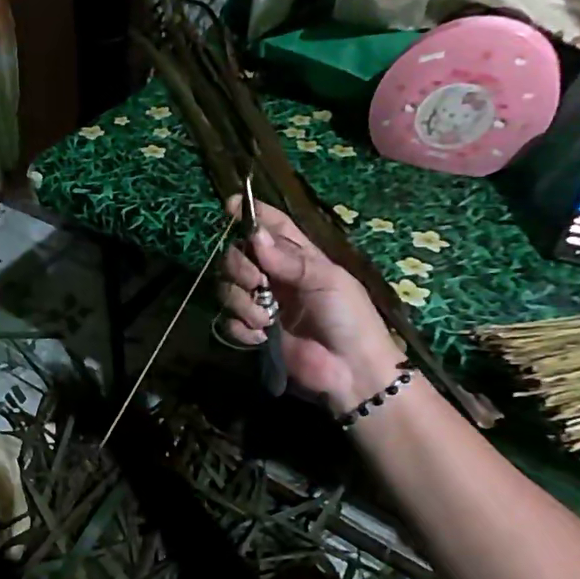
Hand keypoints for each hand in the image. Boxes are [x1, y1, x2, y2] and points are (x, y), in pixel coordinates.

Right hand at [218, 194, 404, 414]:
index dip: (251, 214)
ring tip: (265, 320)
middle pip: (237, 255)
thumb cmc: (349, 318)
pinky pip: (229, 322)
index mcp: (298, 257)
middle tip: (257, 282)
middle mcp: (276, 277)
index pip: (271, 226)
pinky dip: (241, 328)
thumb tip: (254, 237)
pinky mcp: (254, 335)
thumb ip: (289, 259)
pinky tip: (261, 337)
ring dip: (241, 302)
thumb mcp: (327, 280)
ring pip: (228, 288)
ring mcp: (263, 306)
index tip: (231, 206)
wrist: (351, 371)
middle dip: (239, 265)